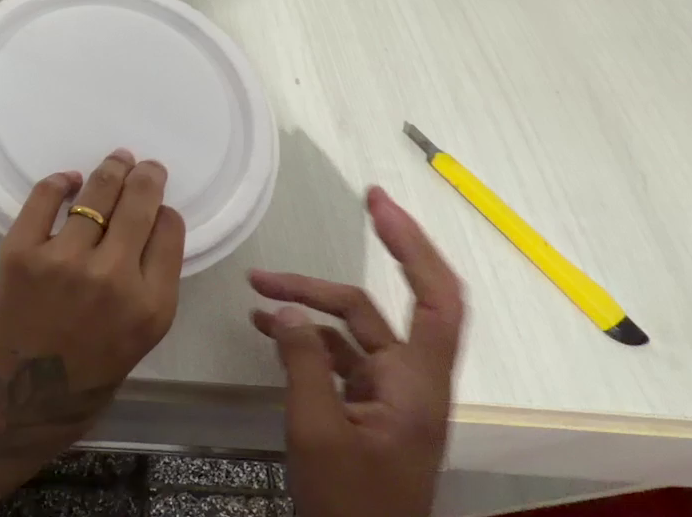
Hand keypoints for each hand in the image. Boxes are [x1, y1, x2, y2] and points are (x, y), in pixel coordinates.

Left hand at [0, 150, 185, 516]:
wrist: (26, 391)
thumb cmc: (92, 365)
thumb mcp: (144, 332)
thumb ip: (154, 281)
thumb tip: (153, 223)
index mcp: (150, 304)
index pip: (169, 232)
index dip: (166, 210)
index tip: (161, 202)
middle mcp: (112, 278)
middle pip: (138, 205)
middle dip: (147, 178)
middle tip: (147, 165)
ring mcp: (64, 261)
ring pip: (95, 195)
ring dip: (110, 170)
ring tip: (117, 160)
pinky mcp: (22, 251)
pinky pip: (45, 198)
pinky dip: (60, 182)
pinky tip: (70, 178)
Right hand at [249, 186, 464, 516]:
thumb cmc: (348, 504)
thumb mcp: (316, 430)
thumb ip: (302, 361)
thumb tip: (287, 309)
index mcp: (416, 385)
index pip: (436, 300)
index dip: (413, 247)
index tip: (379, 206)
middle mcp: (409, 382)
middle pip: (374, 309)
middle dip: (325, 279)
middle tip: (283, 259)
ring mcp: (388, 396)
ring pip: (350, 331)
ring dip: (305, 307)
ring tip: (255, 290)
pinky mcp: (366, 409)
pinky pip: (336, 357)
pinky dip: (303, 338)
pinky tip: (266, 330)